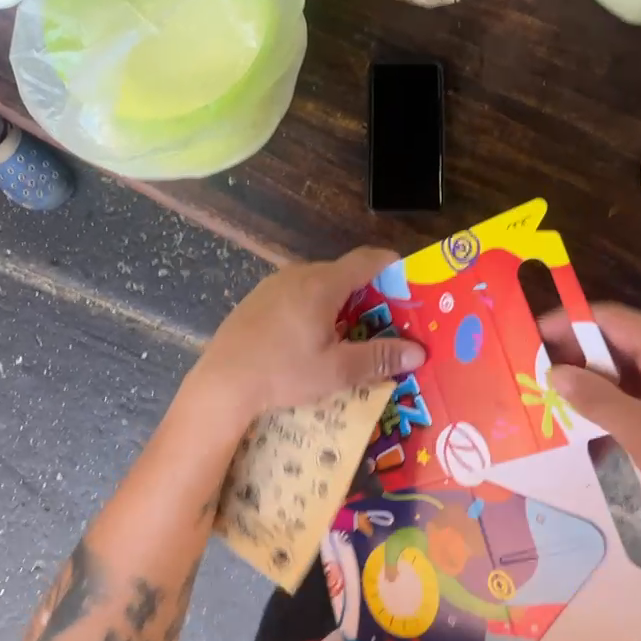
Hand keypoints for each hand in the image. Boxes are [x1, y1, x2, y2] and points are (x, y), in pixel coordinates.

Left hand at [190, 248, 424, 419]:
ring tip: (352, 335)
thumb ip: (379, 358)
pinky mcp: (257, 299)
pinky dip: (314, 309)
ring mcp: (274, 284)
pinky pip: (296, 294)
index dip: (392, 267)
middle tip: (386, 322)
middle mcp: (298, 274)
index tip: (409, 285)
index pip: (367, 259)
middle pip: (344, 273)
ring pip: (319, 285)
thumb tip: (418, 352)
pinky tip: (311, 341)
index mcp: (322, 283)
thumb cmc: (283, 372)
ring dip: (340, 304)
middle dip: (369, 294)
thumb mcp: (337, 370)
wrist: (222, 381)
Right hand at [541, 303, 640, 535]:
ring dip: (588, 375)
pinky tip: (584, 415)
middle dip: (574, 351)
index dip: (568, 323)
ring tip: (552, 393)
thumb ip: (597, 399)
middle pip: (614, 337)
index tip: (531, 337)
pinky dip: (607, 394)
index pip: (610, 319)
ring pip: (622, 362)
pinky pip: (634, 383)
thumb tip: (554, 372)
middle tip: (535, 370)